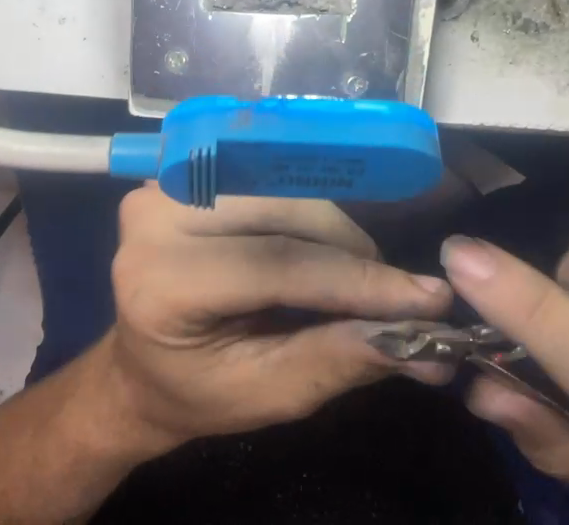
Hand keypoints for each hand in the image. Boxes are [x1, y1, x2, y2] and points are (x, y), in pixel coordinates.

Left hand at [95, 183, 453, 452]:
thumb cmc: (197, 391)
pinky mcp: (181, 174)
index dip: (357, 281)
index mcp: (159, 282)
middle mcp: (153, 217)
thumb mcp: (267, 395)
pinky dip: (306, 211)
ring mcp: (163, 186)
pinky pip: (264, 177)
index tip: (429, 300)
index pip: (275, 264)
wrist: (140, 368)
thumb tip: (424, 343)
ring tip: (359, 274)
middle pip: (281, 209)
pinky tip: (325, 247)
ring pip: (279, 184)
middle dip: (350, 248)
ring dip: (331, 227)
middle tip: (397, 292)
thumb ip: (336, 360)